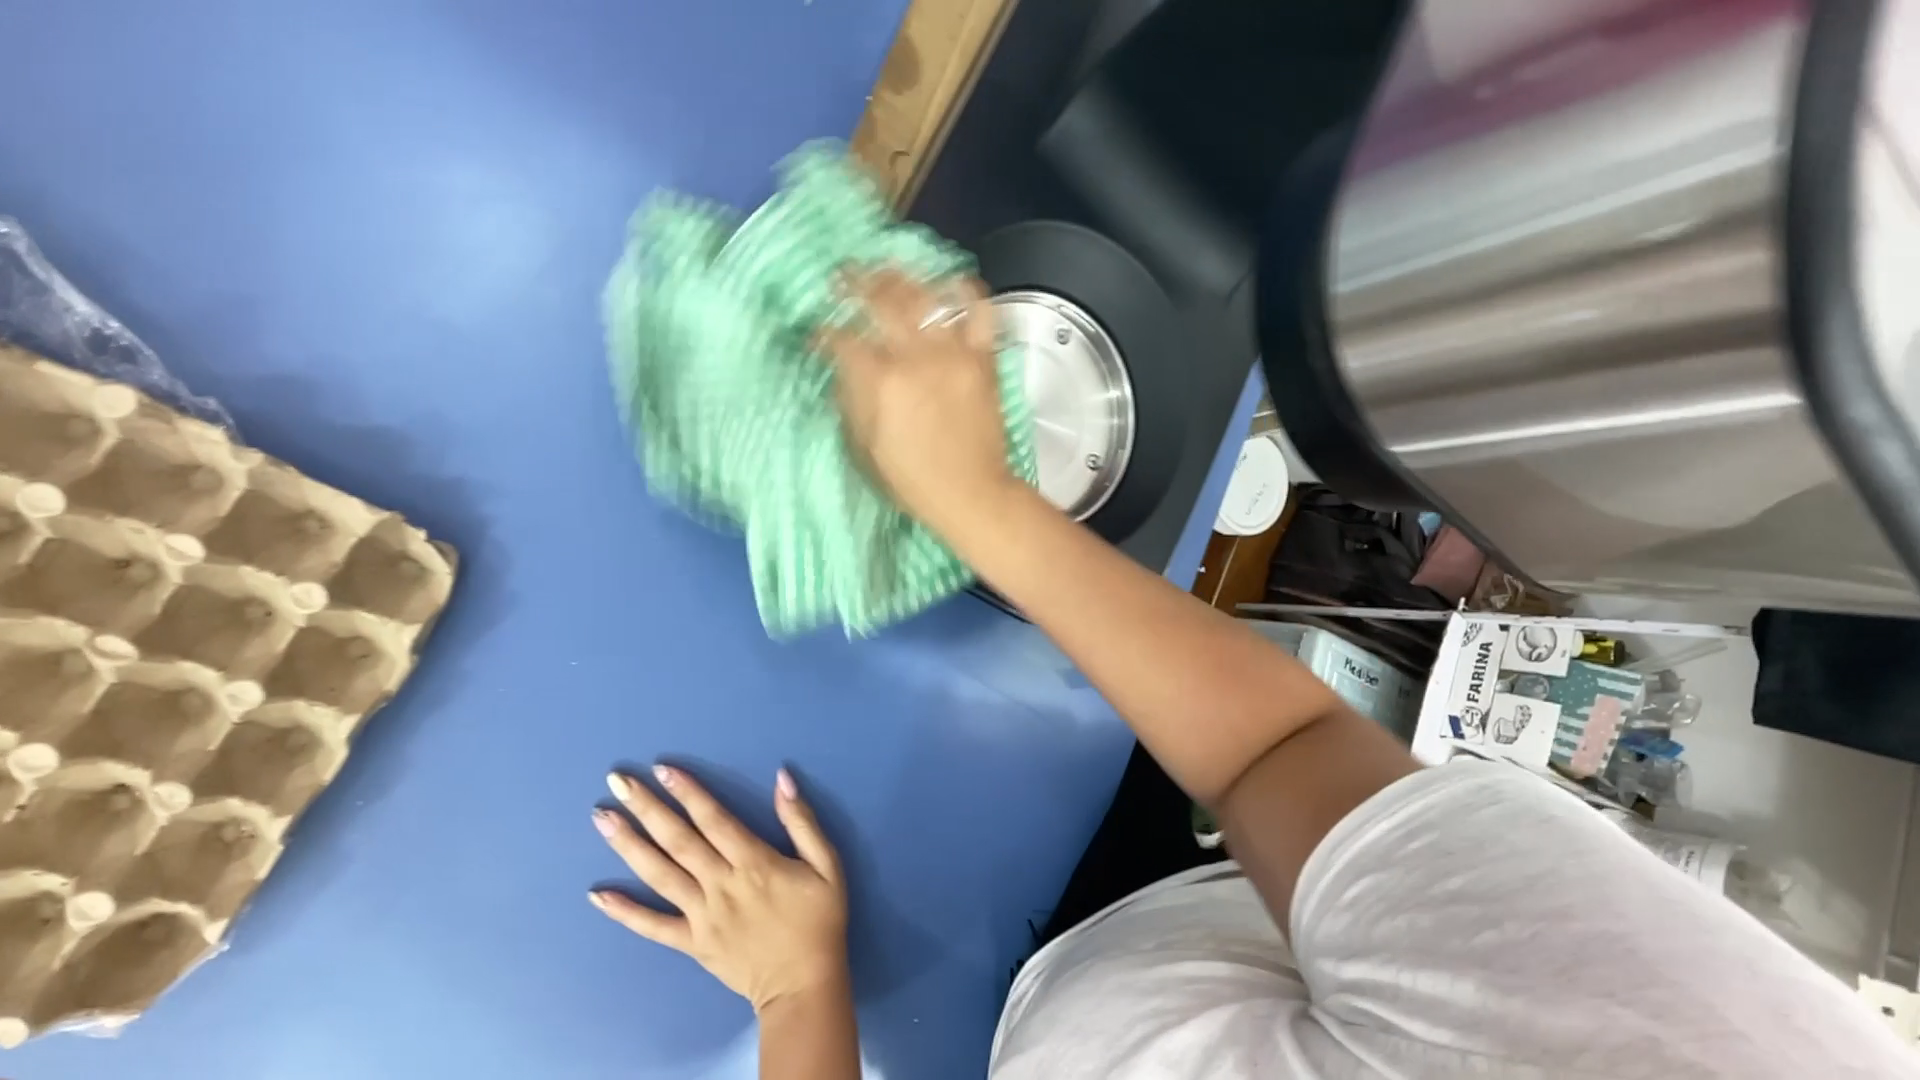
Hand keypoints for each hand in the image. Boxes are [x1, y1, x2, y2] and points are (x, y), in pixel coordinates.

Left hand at [592, 765, 847, 1013]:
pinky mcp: (692, 943)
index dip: (688, 792)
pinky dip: (624, 911)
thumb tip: (782, 779)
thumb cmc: (819, 920)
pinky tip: (598, 894)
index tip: (662, 769)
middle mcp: (721, 885)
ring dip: (629, 846)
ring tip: (603, 819)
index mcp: (754, 863)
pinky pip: (653, 926)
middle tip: (618, 781)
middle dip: (648, 808)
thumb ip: (802, 821)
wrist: (805, 985)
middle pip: (679, 840)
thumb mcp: (827, 865)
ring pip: (660, 875)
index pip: (714, 819)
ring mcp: (702, 916)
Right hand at [823, 266, 1020, 532]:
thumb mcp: (865, 443)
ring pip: (925, 297)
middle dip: (855, 283)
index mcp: (881, 380)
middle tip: (842, 274)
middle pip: (881, 300)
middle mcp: (916, 356)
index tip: (818, 332)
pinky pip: (979, 312)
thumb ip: (852, 396)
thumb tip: (843, 366)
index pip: (843, 338)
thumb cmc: (913, 478)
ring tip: (887, 271)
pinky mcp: (983, 358)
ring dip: (901, 279)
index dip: (824, 331)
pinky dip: (964, 293)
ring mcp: (953, 352)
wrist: (971, 492)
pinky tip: (949, 284)